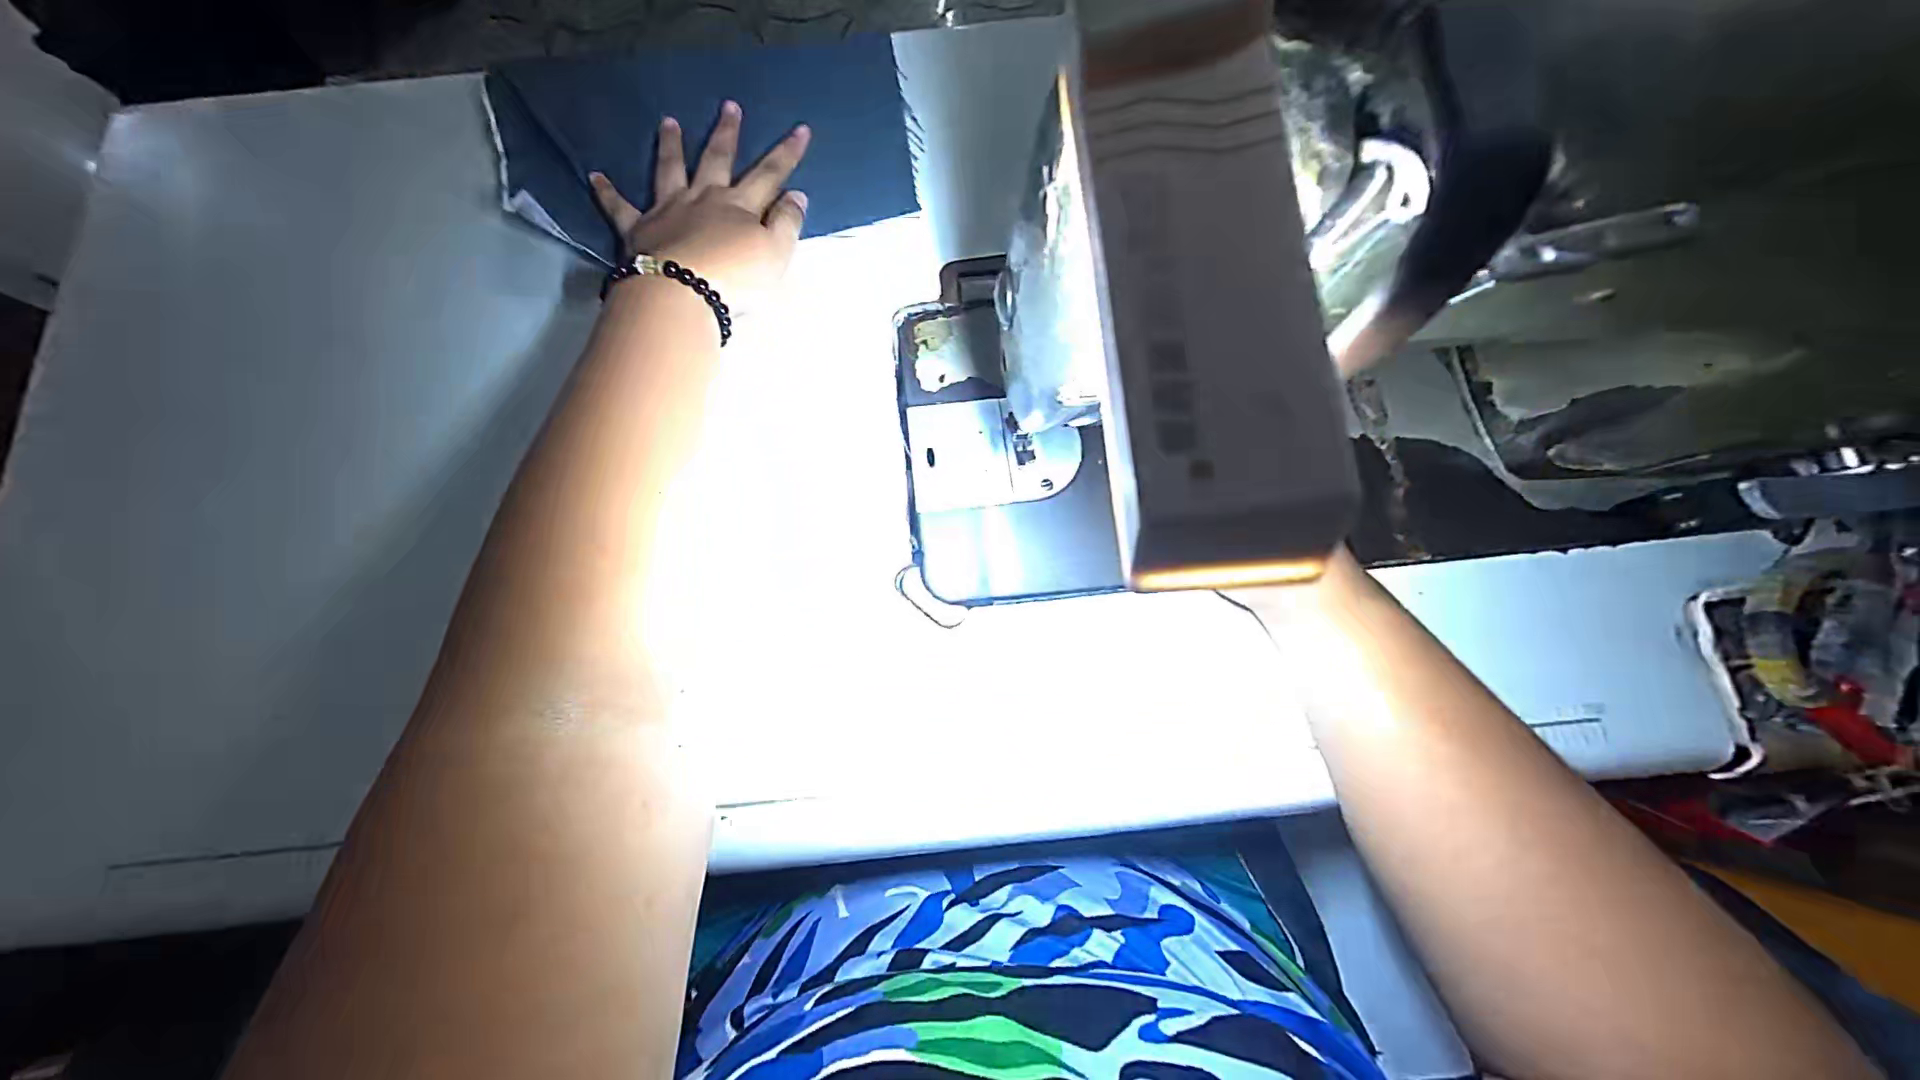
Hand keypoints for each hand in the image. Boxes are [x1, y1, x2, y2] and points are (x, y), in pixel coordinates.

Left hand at [590, 100, 811, 311]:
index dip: (787, 154)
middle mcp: (703, 199)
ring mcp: (668, 211)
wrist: (683, 294)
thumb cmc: (736, 279)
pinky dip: (607, 192)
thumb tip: (796, 195)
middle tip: (729, 107)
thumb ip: (787, 224)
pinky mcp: (639, 230)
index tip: (801, 130)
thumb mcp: (776, 254)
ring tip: (668, 122)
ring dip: (671, 146)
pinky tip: (595, 176)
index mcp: (739, 207)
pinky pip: (620, 207)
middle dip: (726, 134)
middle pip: (717, 160)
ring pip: (670, 171)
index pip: (770, 174)